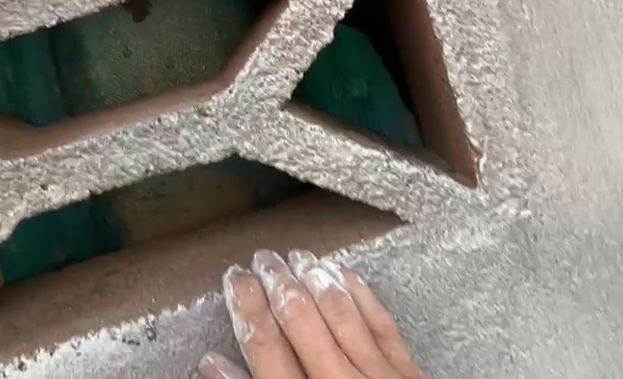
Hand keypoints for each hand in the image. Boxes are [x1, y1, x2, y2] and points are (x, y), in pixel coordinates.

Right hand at [204, 249, 424, 378]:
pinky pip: (382, 323)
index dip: (245, 305)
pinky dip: (361, 295)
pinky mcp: (410, 376)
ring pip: (339, 312)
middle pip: (299, 318)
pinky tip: (345, 274)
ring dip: (315, 278)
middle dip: (276, 281)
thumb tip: (212, 365)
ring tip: (297, 256)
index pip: (264, 344)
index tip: (233, 278)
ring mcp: (377, 377)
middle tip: (261, 258)